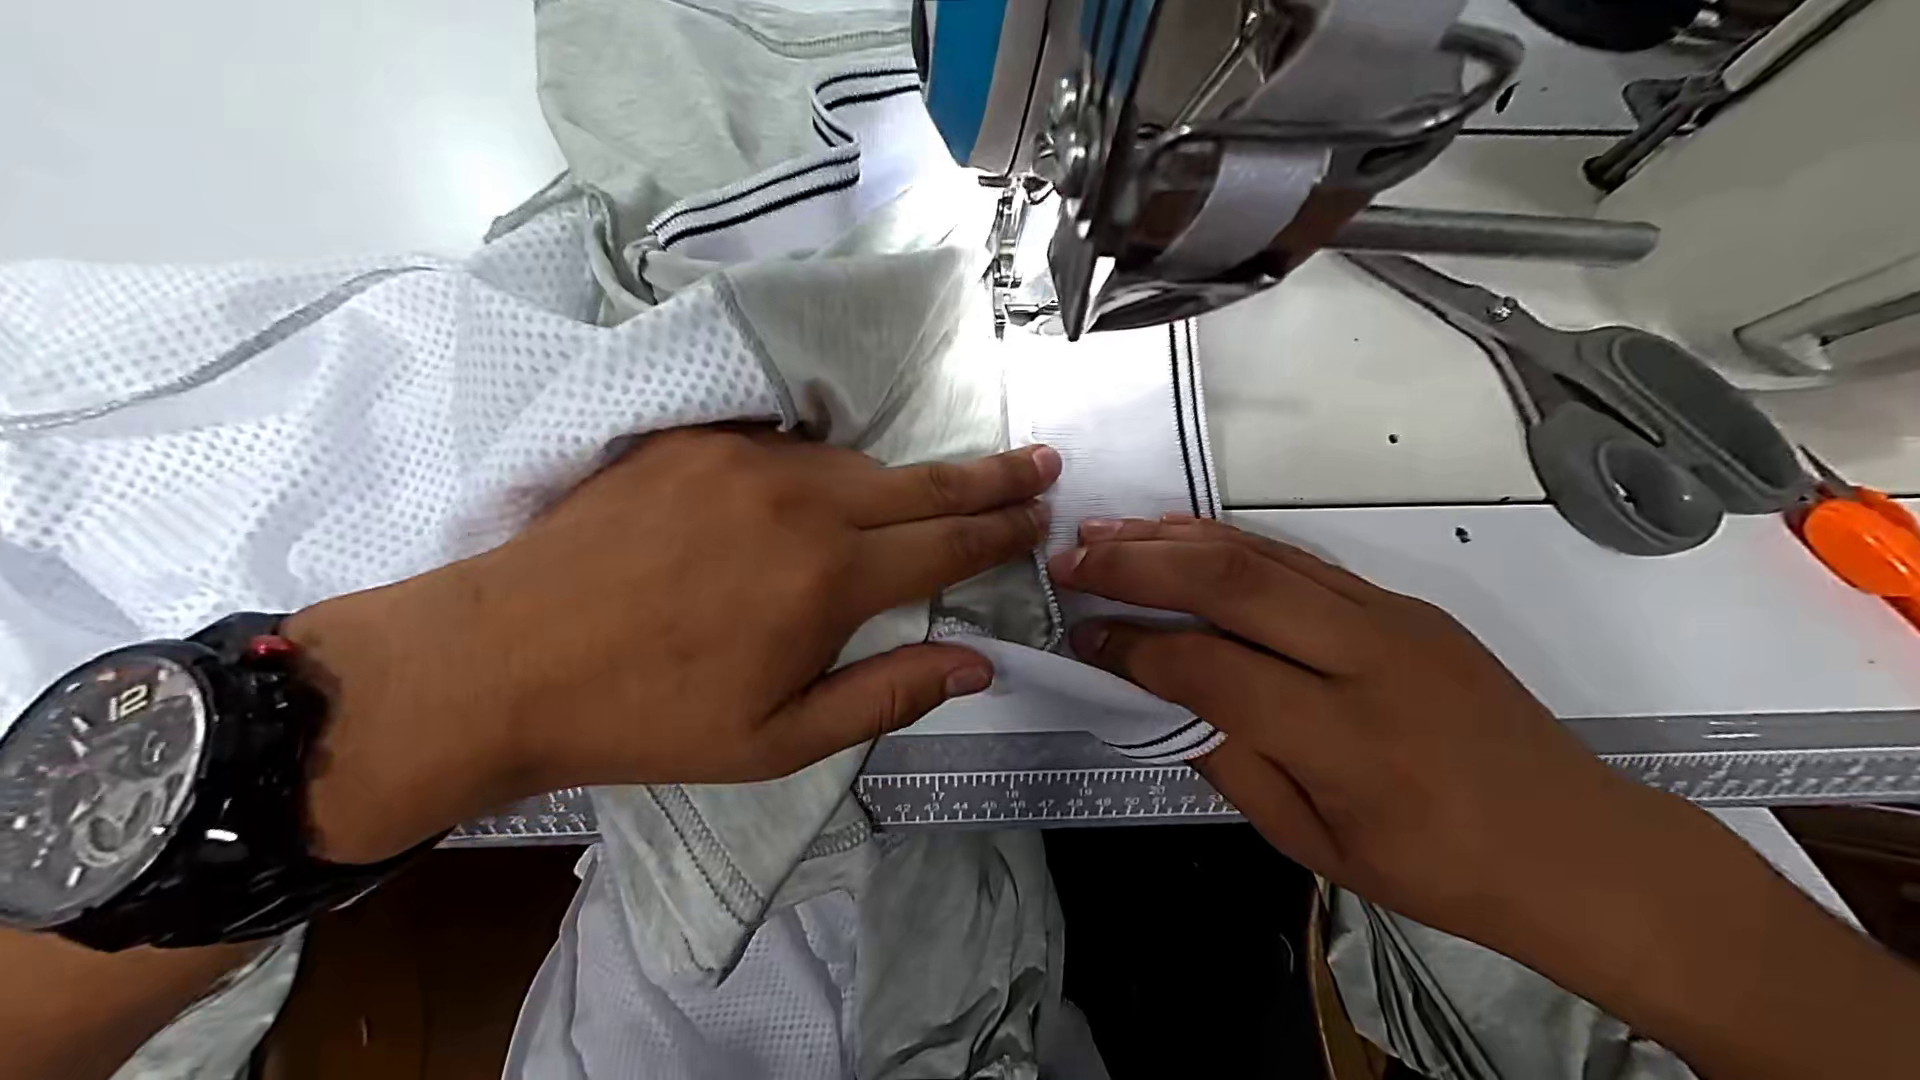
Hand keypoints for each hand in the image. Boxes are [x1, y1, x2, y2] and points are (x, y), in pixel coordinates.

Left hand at [289, 428, 1058, 861]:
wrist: (503, 659)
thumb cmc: (649, 716)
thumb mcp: (779, 738)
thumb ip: (889, 693)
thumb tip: (978, 665)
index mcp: (828, 581)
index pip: (946, 545)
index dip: (1002, 531)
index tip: (1040, 516)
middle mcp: (801, 503)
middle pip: (922, 485)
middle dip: (990, 478)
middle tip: (1039, 462)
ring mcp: (747, 459)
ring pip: (858, 464)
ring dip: (903, 484)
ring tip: (931, 499)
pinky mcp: (697, 438)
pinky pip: (792, 446)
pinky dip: (829, 468)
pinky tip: (829, 488)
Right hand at [1049, 514, 1919, 1079]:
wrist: (1582, 845)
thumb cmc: (1436, 866)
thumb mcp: (1312, 842)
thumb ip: (1226, 759)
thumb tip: (1154, 696)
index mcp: (1346, 741)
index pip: (1210, 669)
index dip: (1134, 648)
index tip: (1082, 637)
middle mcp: (1368, 659)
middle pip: (1231, 585)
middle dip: (1136, 566)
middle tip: (1070, 559)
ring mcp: (1390, 617)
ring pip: (1260, 555)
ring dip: (1171, 538)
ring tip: (1105, 534)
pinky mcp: (1400, 600)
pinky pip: (1295, 557)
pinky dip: (1225, 540)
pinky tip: (1178, 534)